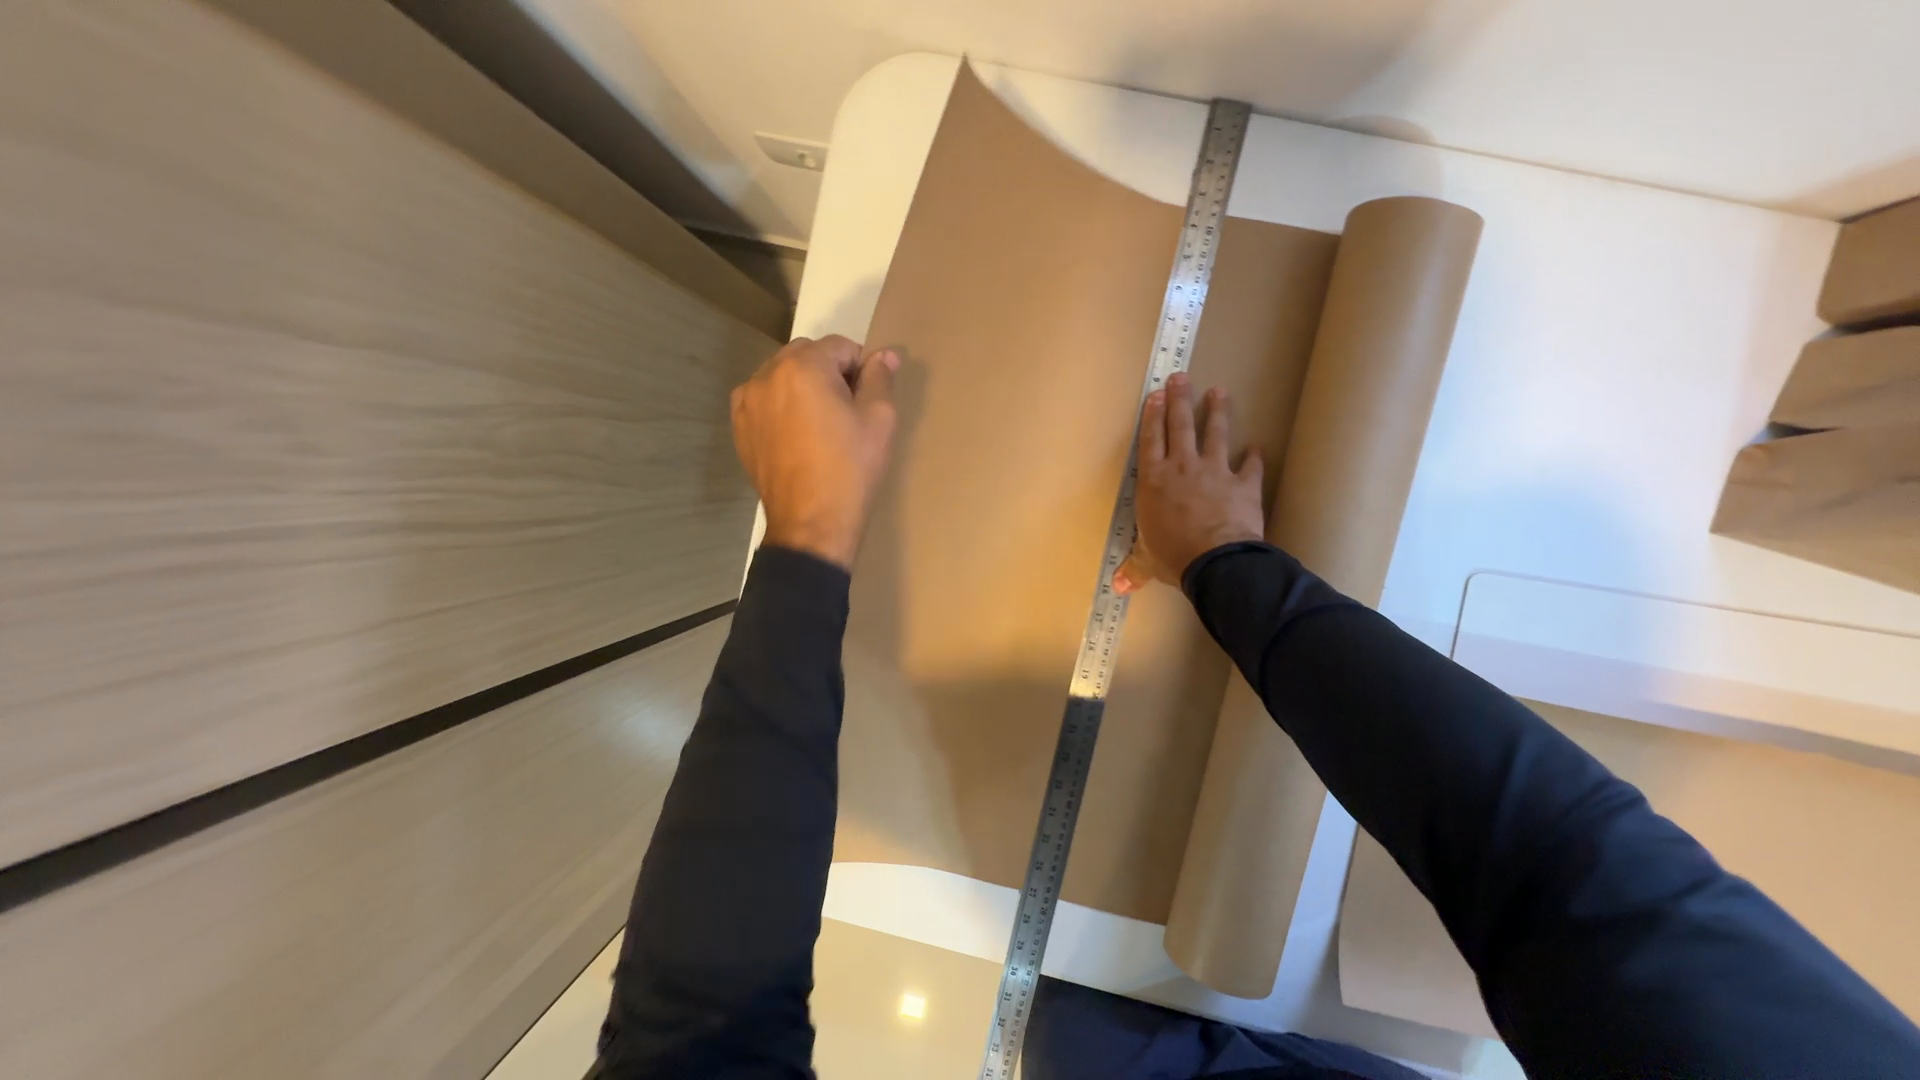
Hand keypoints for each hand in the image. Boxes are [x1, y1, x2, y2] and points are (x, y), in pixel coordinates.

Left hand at [732, 335, 898, 568]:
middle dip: (829, 372)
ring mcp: (747, 402)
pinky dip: (782, 406)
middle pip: (807, 355)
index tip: (867, 400)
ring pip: (782, 376)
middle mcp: (766, 376)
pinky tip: (798, 437)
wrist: (811, 524)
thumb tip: (886, 354)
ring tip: (820, 426)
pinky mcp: (740, 427)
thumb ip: (880, 378)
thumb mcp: (878, 420)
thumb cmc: (851, 469)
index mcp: (802, 367)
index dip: (861, 368)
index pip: (840, 347)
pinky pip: (765, 400)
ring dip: (803, 387)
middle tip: (846, 412)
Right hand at [1113, 373, 1264, 594]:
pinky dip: (1254, 457)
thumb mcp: (1147, 562)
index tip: (1156, 395)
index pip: (1150, 441)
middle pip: (1180, 426)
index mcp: (1153, 482)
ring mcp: (1215, 472)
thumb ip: (1134, 568)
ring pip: (1216, 434)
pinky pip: (1250, 466)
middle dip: (1179, 400)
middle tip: (1181, 377)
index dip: (1152, 417)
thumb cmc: (1173, 556)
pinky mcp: (1243, 484)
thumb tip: (1117, 587)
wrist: (1215, 561)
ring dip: (1217, 411)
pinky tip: (1258, 446)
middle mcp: (1182, 469)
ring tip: (1219, 391)